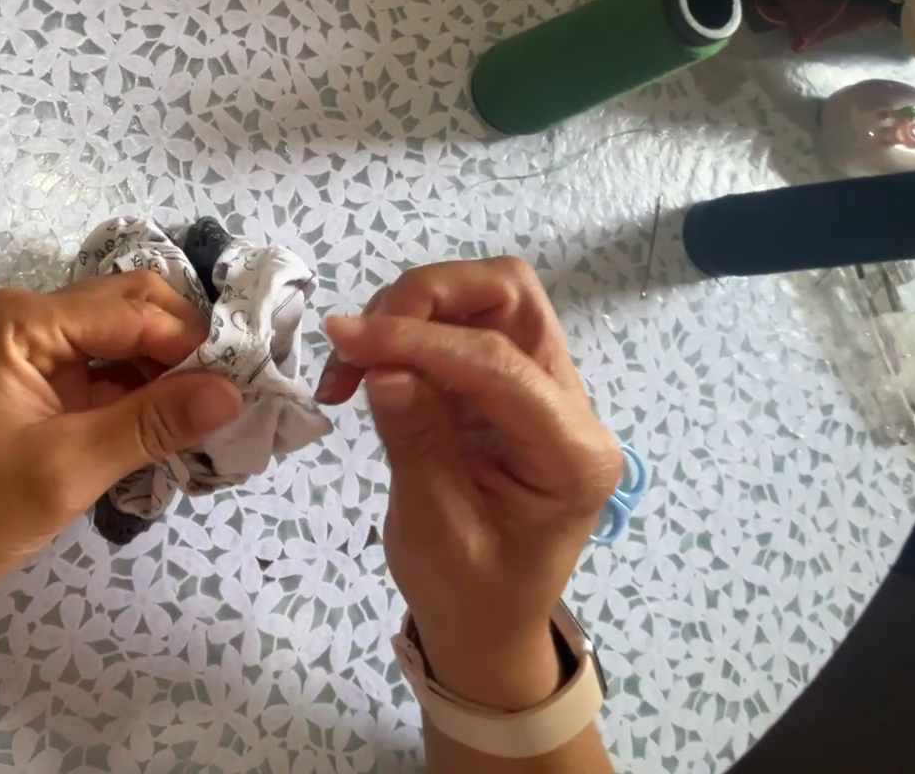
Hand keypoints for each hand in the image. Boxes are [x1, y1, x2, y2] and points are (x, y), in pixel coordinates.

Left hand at [0, 271, 242, 633]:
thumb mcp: (67, 469)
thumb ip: (151, 424)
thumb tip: (233, 392)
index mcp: (26, 320)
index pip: (132, 311)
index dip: (191, 343)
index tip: (245, 384)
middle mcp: (34, 318)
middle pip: (134, 310)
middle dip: (186, 349)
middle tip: (235, 395)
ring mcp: (41, 349)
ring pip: (129, 339)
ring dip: (172, 372)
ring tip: (217, 413)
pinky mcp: (49, 382)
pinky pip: (113, 371)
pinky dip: (148, 394)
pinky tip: (180, 424)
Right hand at [316, 258, 619, 710]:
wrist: (485, 619)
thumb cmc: (468, 592)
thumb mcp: (436, 529)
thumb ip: (416, 442)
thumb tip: (383, 367)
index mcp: (571, 452)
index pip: (498, 364)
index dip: (417, 341)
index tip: (343, 337)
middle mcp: (564, 402)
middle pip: (507, 293)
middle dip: (426, 296)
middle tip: (360, 337)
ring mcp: (531, 385)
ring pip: (477, 297)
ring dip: (405, 311)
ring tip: (350, 364)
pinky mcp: (494, 382)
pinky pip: (450, 325)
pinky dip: (400, 331)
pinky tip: (362, 371)